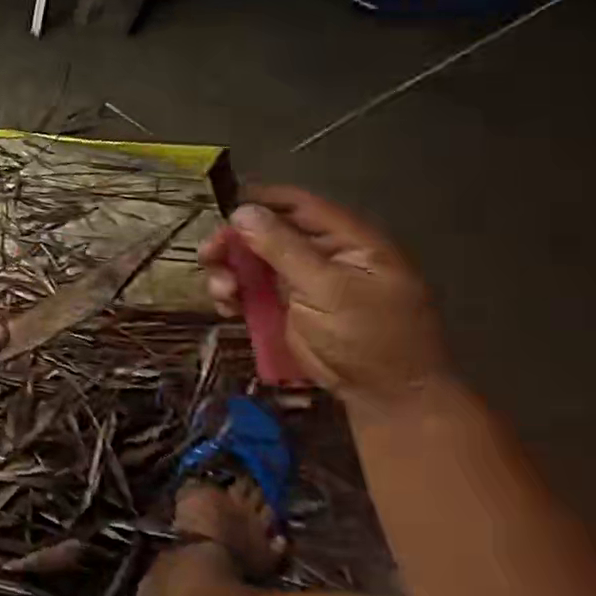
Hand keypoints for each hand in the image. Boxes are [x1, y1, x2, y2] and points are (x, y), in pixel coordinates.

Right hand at [200, 186, 451, 412]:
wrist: (385, 396)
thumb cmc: (369, 337)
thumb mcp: (327, 289)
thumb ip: (283, 248)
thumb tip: (242, 210)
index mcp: (347, 242)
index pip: (299, 205)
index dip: (260, 199)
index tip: (221, 205)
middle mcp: (321, 255)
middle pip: (264, 232)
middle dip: (233, 242)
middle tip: (209, 255)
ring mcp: (300, 281)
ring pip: (249, 260)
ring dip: (228, 271)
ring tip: (222, 292)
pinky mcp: (283, 306)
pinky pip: (247, 288)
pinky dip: (232, 294)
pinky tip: (227, 308)